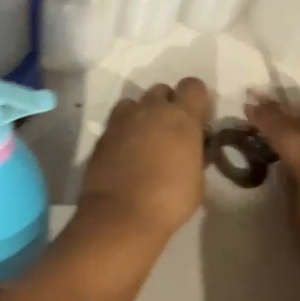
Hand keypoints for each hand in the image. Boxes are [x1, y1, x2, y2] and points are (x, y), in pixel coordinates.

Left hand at [79, 78, 211, 241]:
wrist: (120, 214)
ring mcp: (122, 120)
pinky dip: (124, 130)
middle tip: (170, 132)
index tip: (197, 121)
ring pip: (135, 102)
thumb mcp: (197, 180)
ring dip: (142, 114)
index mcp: (181, 117)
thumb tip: (192, 149)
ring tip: (145, 140)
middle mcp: (150, 110)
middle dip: (167, 105)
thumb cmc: (169, 200)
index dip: (196, 100)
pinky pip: (117, 121)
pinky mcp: (102, 135)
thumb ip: (195, 155)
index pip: (192, 86)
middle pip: (161, 91)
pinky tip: (126, 151)